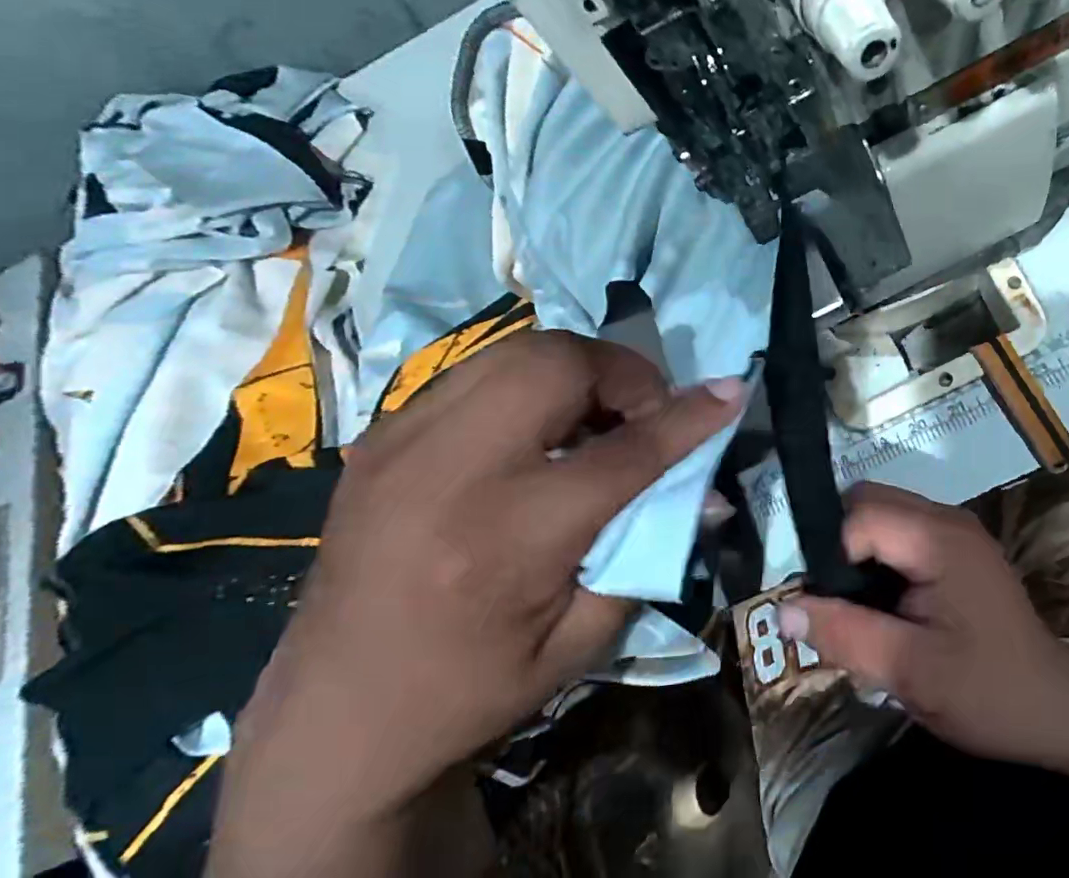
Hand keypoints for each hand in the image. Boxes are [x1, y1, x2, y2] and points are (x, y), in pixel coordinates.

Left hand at [225, 331, 745, 821]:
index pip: (626, 450)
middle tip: (644, 415)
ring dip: (578, 371)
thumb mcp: (585, 635)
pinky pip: (477, 374)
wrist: (336, 717)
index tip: (732, 393)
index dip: (689, 416)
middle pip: (558, 363)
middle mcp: (448, 473)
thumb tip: (709, 489)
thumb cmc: (477, 687)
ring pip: (516, 351)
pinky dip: (530, 384)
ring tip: (596, 419)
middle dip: (624, 373)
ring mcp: (401, 445)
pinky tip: (538, 433)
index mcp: (508, 538)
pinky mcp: (379, 438)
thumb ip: (650, 547)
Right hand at [777, 483, 1068, 763]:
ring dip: (857, 551)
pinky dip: (878, 557)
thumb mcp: (909, 672)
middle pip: (869, 501)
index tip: (817, 605)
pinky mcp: (958, 549)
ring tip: (849, 607)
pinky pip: (902, 533)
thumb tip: (782, 610)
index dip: (828, 556)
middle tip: (829, 603)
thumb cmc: (987, 691)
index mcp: (938, 538)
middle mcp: (947, 519)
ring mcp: (956, 531)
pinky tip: (879, 604)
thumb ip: (844, 634)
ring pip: (883, 514)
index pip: (858, 516)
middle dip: (837, 544)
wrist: (1054, 705)